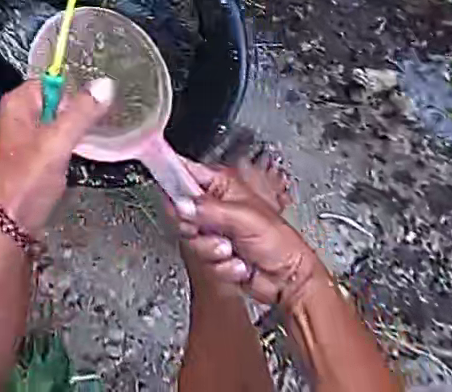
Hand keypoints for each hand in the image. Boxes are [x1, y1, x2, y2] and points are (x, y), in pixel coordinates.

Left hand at [0, 77, 112, 232]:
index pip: (51, 81)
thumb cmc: (24, 183)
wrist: (7, 230)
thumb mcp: (58, 142)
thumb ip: (82, 112)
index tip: (91, 106)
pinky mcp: (30, 162)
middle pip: (57, 104)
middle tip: (90, 130)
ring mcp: (22, 141)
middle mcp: (17, 118)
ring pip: (58, 127)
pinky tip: (73, 164)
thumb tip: (104, 85)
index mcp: (17, 103)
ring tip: (84, 147)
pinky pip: (55, 147)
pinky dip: (67, 152)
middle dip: (75, 116)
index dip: (72, 93)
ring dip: (72, 136)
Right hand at [174, 161, 326, 309]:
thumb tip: (182, 203)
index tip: (163, 185)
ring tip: (231, 249)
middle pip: (180, 209)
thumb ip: (210, 209)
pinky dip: (219, 265)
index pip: (185, 171)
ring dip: (210, 249)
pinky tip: (238, 263)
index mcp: (221, 184)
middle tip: (210, 230)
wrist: (289, 279)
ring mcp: (213, 228)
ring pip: (190, 237)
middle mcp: (213, 203)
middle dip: (195, 227)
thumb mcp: (243, 218)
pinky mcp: (213, 251)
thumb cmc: (279, 241)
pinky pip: (201, 257)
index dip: (171, 176)